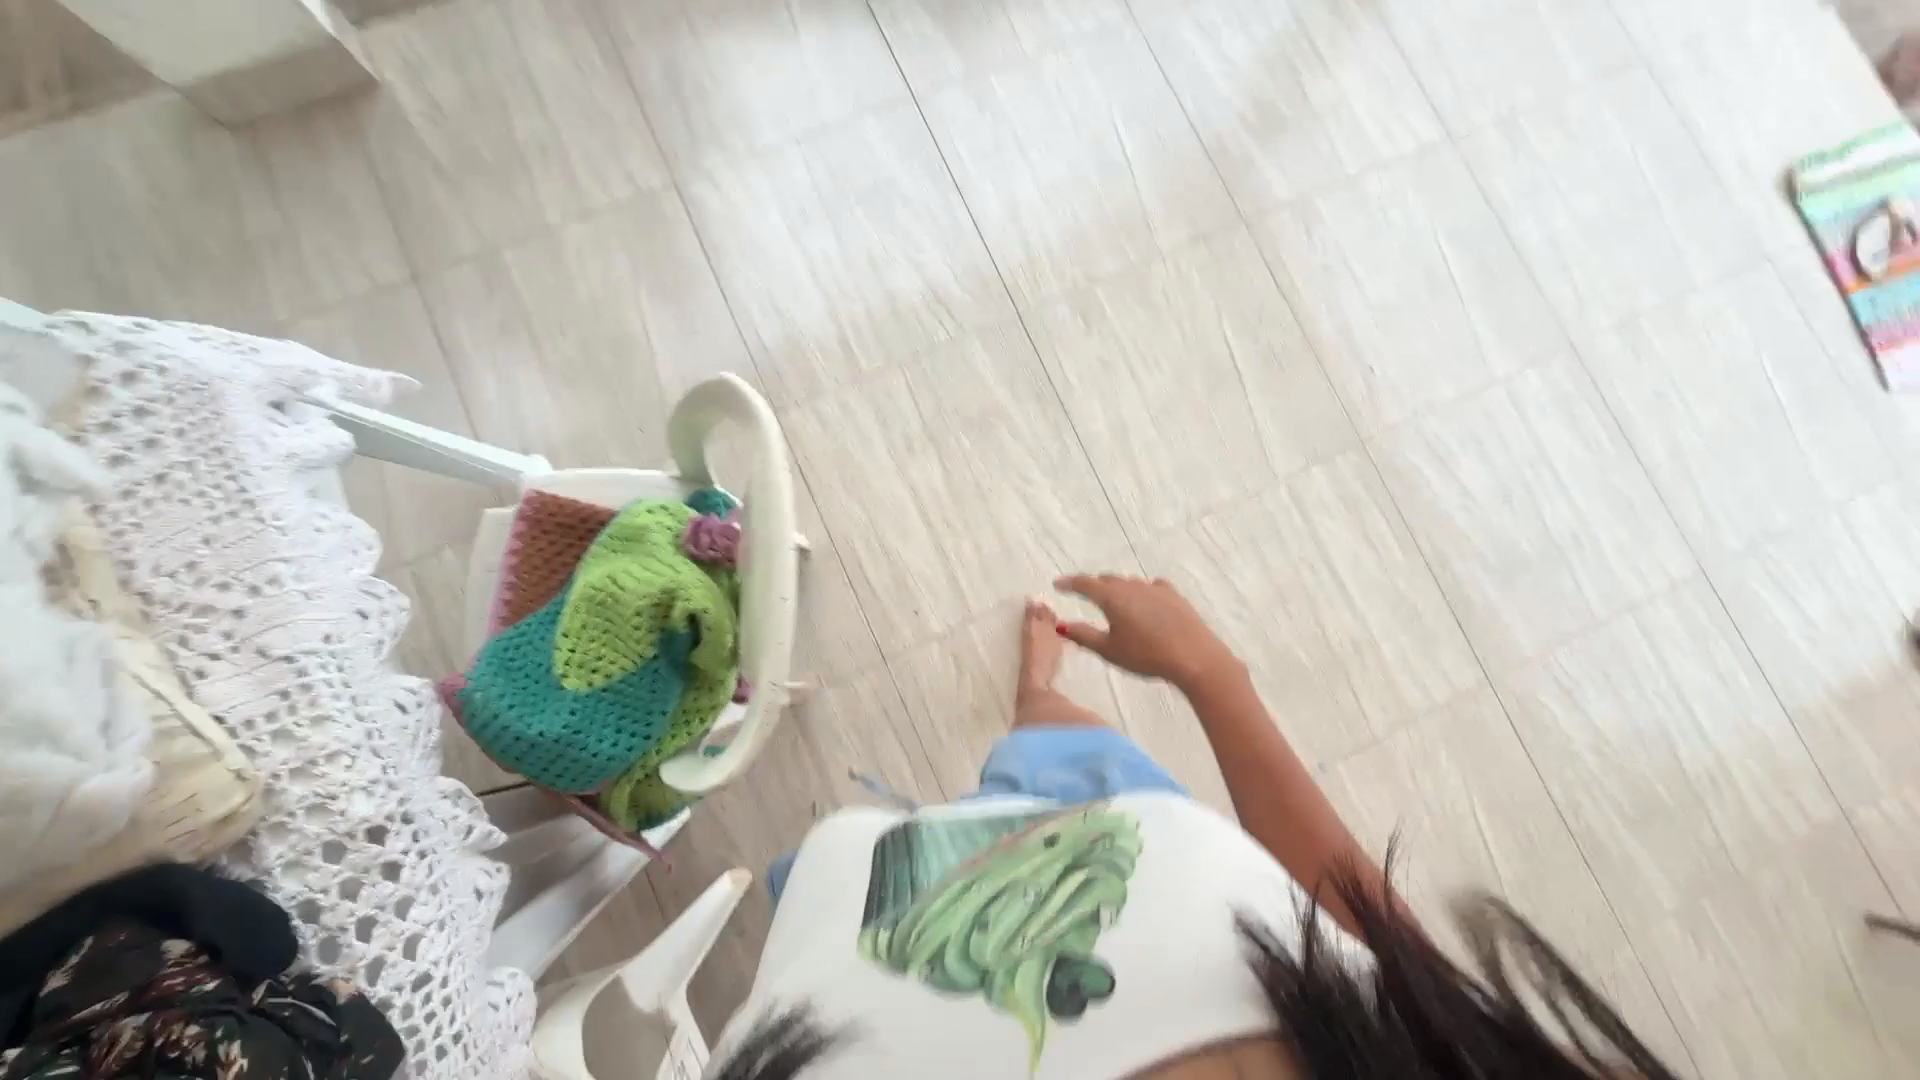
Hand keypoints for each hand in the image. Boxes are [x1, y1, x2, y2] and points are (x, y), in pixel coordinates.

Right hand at [1054, 573, 1241, 692]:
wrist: (1194, 658)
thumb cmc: (1146, 656)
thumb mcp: (1109, 650)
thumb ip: (1083, 636)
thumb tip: (1061, 625)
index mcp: (1112, 598)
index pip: (1085, 584)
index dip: (1069, 583)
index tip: (1057, 584)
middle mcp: (1132, 586)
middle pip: (1107, 580)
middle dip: (1093, 585)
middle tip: (1084, 593)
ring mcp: (1155, 589)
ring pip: (1129, 582)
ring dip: (1117, 588)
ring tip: (1113, 600)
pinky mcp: (1174, 596)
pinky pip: (1151, 587)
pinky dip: (1141, 591)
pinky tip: (1145, 600)